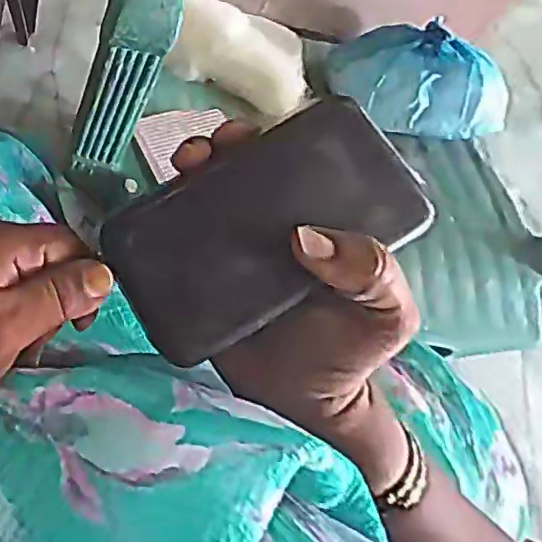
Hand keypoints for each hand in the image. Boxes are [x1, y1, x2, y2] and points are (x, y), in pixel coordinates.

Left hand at [0, 221, 114, 417]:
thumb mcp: (6, 328)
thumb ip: (57, 296)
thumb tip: (104, 272)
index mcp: (0, 241)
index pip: (68, 241)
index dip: (86, 279)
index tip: (80, 326)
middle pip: (49, 261)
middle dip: (53, 304)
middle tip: (31, 344)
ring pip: (27, 281)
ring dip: (30, 318)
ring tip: (9, 353)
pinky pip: (2, 292)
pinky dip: (7, 321)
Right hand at [174, 123, 419, 489]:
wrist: (296, 405)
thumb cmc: (346, 351)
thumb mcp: (385, 314)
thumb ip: (375, 274)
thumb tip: (306, 237)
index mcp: (311, 219)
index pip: (286, 165)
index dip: (266, 140)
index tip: (248, 136)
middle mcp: (262, 223)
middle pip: (234, 169)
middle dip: (218, 146)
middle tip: (208, 150)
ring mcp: (222, 244)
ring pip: (199, 191)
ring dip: (187, 168)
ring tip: (183, 165)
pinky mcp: (190, 268)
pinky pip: (171, 231)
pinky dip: (159, 210)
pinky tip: (155, 204)